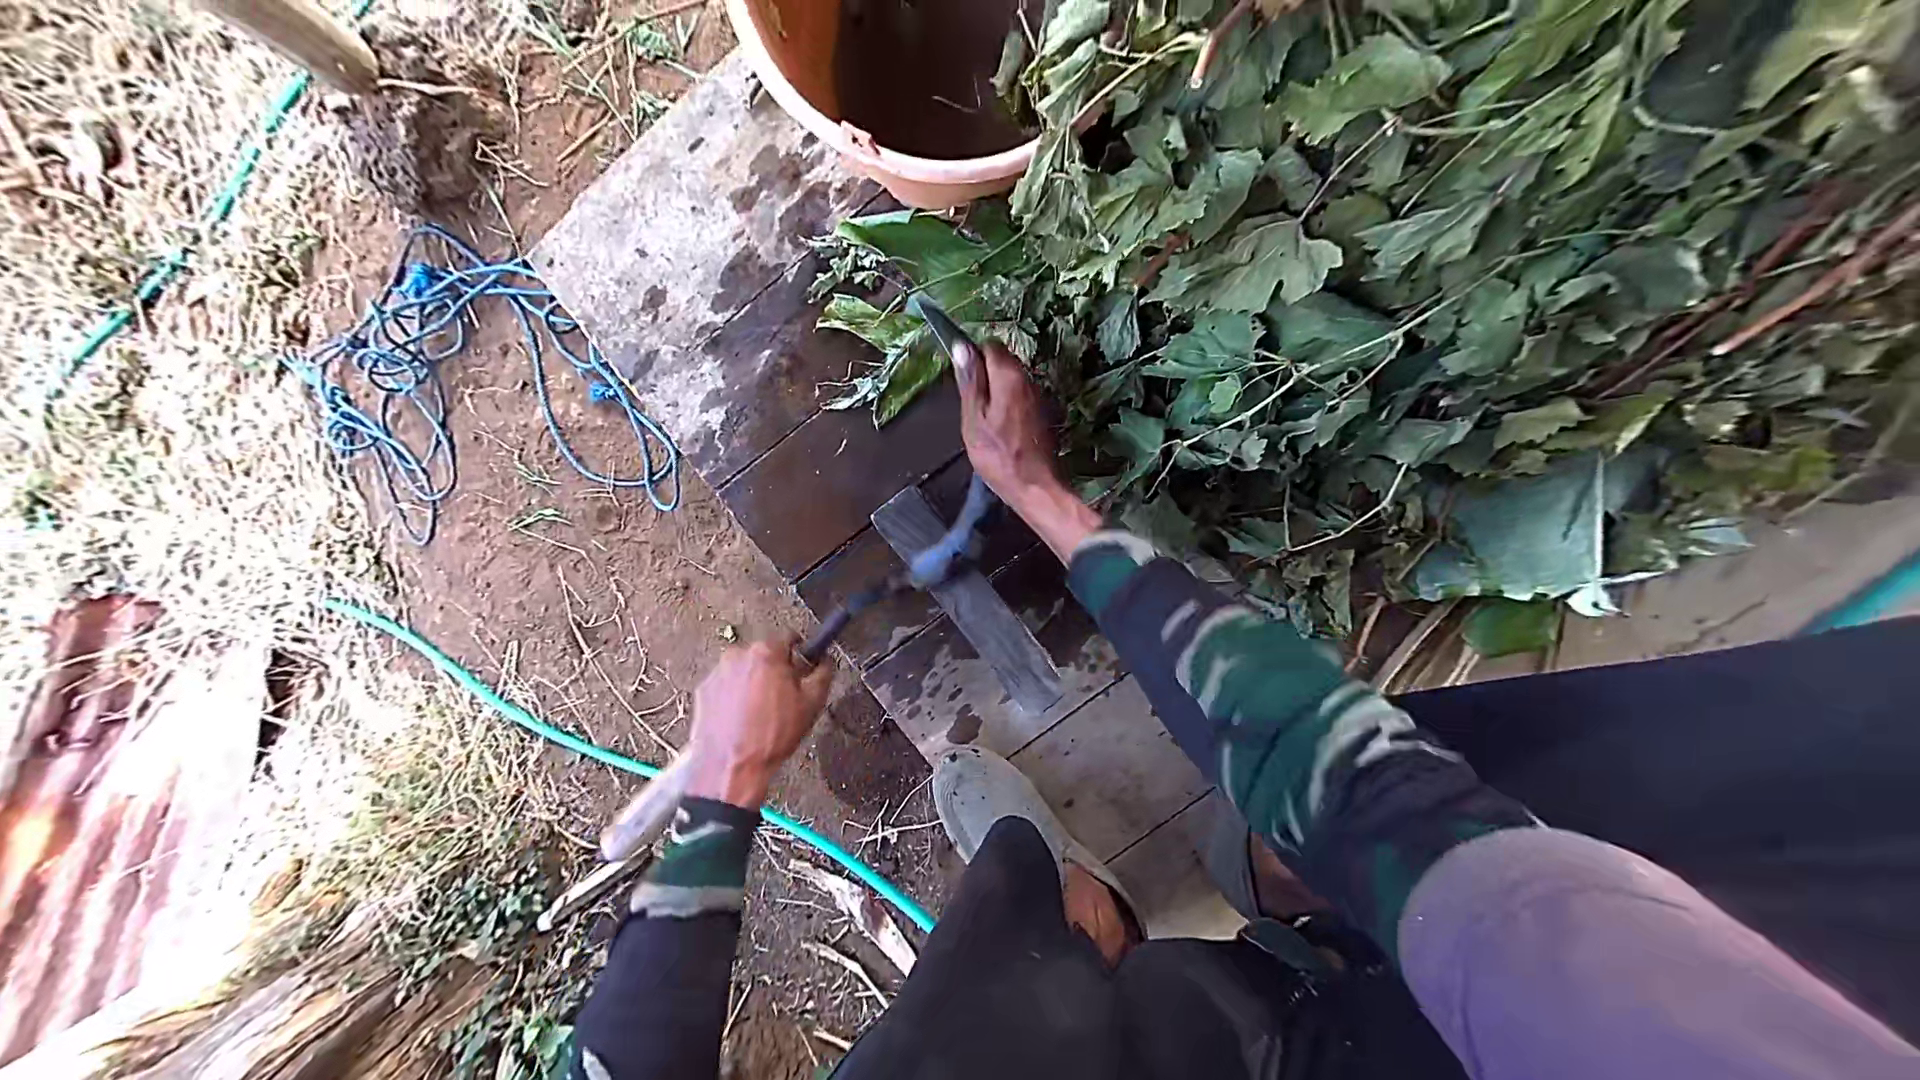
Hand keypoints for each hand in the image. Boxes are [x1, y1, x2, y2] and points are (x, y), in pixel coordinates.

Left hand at [683, 636, 833, 807]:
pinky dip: (735, 696)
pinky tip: (743, 719)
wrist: (731, 769)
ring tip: (761, 714)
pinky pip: (726, 686)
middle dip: (776, 670)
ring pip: (744, 670)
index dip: (800, 654)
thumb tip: (825, 661)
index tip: (802, 668)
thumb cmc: (771, 737)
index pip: (789, 638)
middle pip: (764, 654)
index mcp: (766, 653)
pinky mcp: (703, 692)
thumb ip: (823, 673)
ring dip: (754, 683)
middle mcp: (738, 656)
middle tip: (784, 697)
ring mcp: (717, 673)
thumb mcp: (812, 703)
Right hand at [955, 340, 1101, 560]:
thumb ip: (970, 381)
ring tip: (983, 420)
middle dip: (984, 375)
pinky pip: (1019, 397)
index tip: (963, 379)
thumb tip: (961, 347)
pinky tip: (999, 428)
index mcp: (1009, 376)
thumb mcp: (974, 419)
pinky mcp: (1041, 412)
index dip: (973, 358)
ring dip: (995, 392)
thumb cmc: (998, 456)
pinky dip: (1006, 405)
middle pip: (1002, 361)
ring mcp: (1038, 396)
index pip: (989, 345)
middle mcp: (1028, 379)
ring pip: (1010, 380)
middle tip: (971, 405)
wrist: (1034, 486)